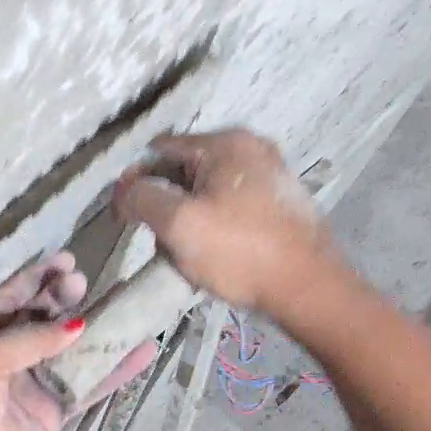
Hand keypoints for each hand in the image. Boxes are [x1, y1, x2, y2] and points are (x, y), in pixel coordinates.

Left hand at [0, 253, 156, 430]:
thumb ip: (25, 340)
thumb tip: (77, 324)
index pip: (0, 300)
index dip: (31, 280)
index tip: (65, 261)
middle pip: (34, 321)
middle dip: (59, 299)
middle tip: (83, 283)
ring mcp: (23, 388)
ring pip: (64, 351)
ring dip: (90, 329)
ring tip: (117, 303)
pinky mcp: (48, 416)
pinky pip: (84, 387)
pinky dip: (111, 371)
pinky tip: (141, 350)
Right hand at [111, 129, 338, 312]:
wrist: (307, 287)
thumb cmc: (239, 251)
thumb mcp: (178, 223)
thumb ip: (140, 198)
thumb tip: (123, 191)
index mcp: (226, 143)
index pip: (157, 150)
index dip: (132, 181)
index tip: (123, 217)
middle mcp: (249, 148)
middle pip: (179, 169)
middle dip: (160, 202)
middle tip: (157, 238)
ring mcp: (267, 172)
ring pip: (200, 190)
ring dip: (183, 218)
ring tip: (184, 251)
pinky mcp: (275, 200)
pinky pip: (223, 203)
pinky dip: (207, 223)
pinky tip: (209, 251)